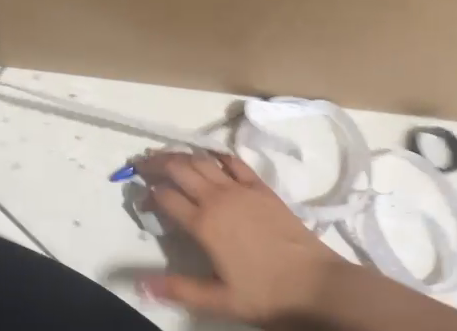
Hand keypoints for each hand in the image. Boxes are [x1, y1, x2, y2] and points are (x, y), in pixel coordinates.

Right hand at [133, 151, 346, 326]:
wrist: (317, 284)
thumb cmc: (267, 295)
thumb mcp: (220, 300)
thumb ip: (180, 289)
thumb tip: (140, 285)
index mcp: (203, 223)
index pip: (164, 197)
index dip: (147, 194)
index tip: (140, 199)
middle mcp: (216, 198)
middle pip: (178, 167)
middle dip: (156, 163)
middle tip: (143, 165)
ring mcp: (239, 188)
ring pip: (201, 159)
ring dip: (181, 155)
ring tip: (169, 158)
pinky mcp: (260, 187)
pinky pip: (232, 162)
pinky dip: (215, 155)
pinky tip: (210, 158)